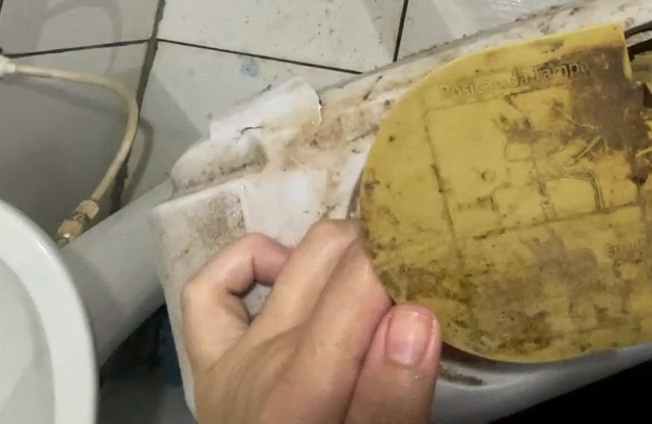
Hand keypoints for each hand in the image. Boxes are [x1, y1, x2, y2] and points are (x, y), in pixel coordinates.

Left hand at [181, 220, 441, 423]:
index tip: (440, 256)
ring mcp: (233, 363)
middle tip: (421, 269)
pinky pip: (210, 289)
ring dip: (347, 250)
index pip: (360, 283)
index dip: (406, 254)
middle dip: (385, 250)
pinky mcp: (214, 366)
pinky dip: (253, 260)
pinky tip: (291, 274)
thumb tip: (414, 314)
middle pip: (337, 259)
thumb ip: (393, 401)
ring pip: (301, 254)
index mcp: (301, 402)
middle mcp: (262, 369)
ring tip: (380, 275)